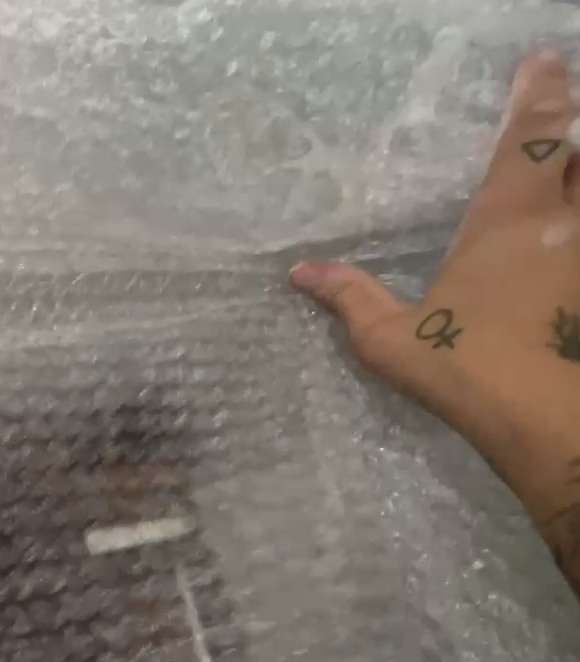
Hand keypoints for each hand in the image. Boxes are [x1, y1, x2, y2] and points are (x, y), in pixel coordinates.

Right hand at [291, 49, 579, 588]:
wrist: (536, 407)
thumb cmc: (456, 362)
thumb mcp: (384, 333)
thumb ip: (347, 295)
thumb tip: (300, 269)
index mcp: (504, 226)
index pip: (530, 144)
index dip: (537, 100)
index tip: (539, 62)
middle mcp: (561, 224)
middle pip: (579, 153)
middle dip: (571, 121)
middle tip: (562, 95)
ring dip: (576, 164)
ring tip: (562, 151)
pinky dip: (574, 208)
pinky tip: (559, 217)